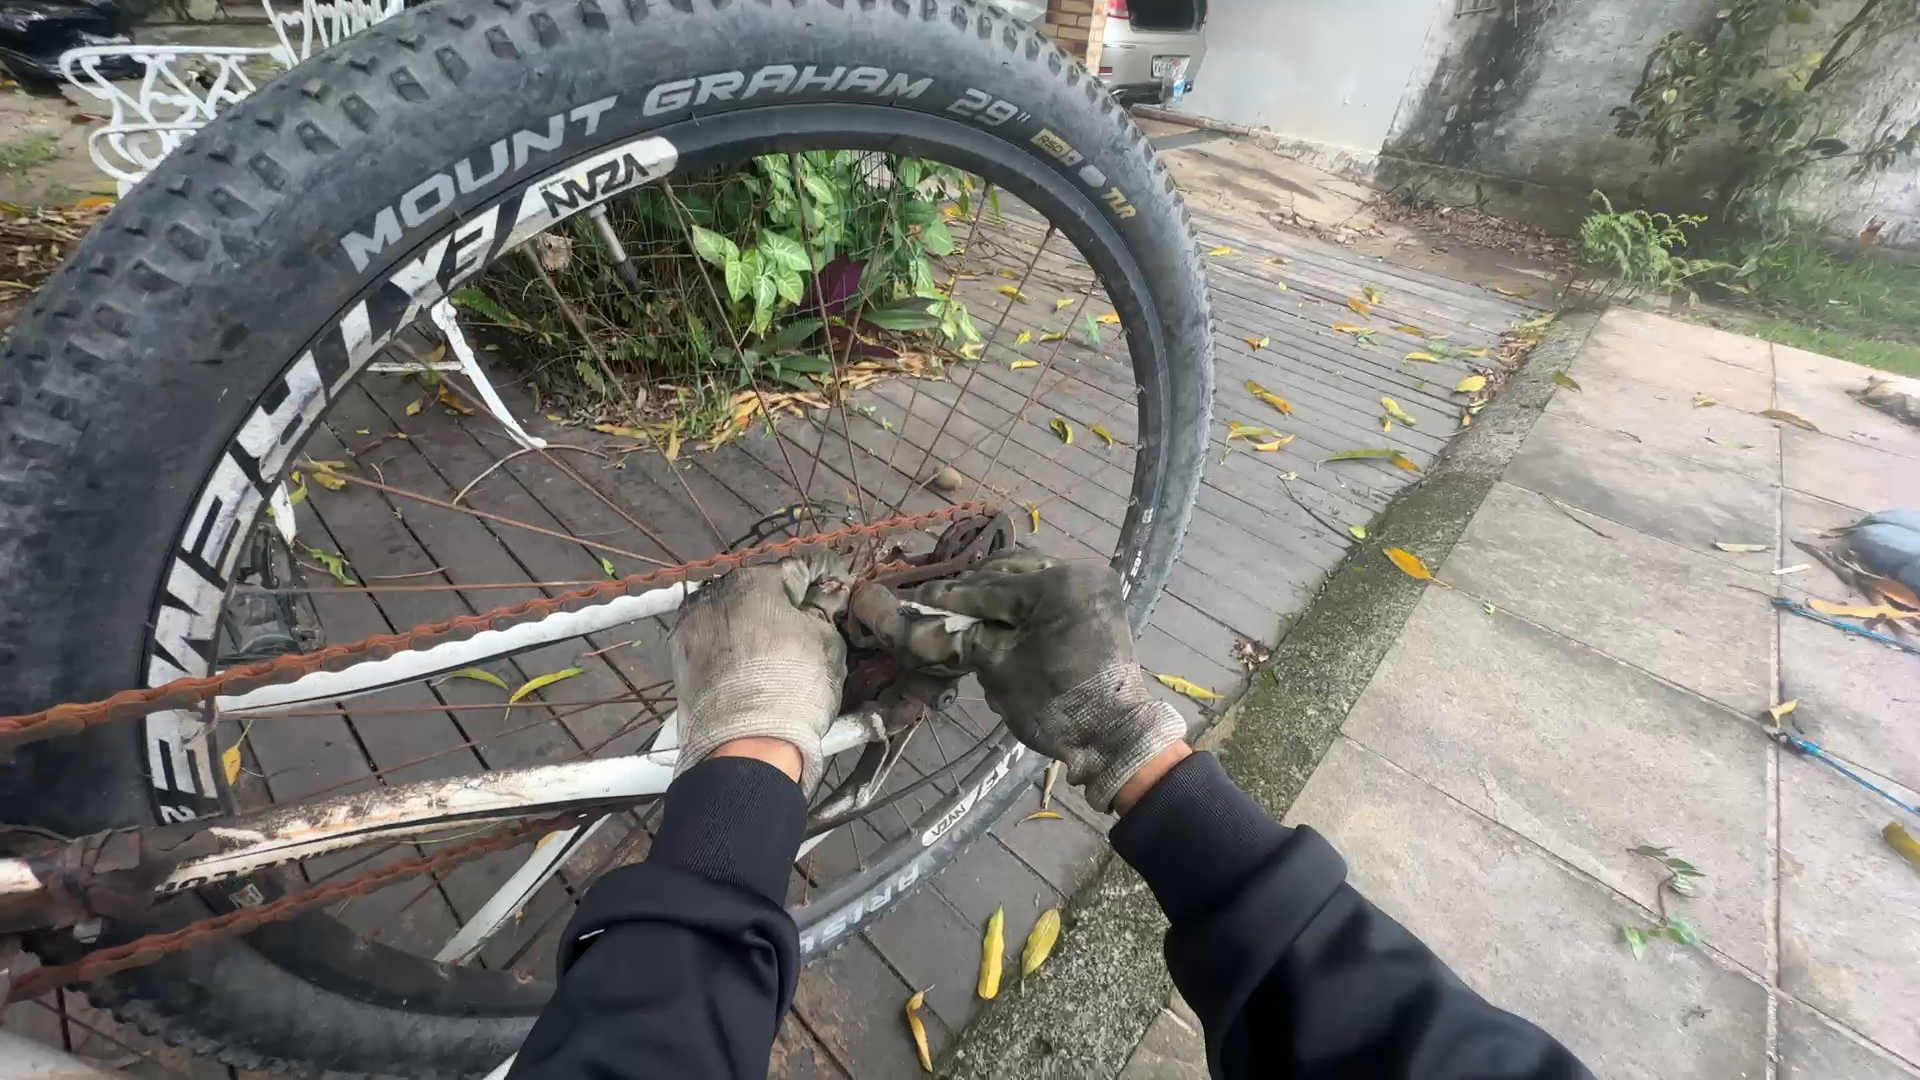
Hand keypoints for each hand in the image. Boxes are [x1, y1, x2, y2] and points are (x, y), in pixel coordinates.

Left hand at [671, 555, 849, 791]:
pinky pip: (716, 643)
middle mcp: (713, 594)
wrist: (745, 748)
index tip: (836, 599)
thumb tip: (829, 591)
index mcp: (752, 579)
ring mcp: (690, 627)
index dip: (822, 585)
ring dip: (756, 626)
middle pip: (759, 592)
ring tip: (780, 653)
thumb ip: (826, 607)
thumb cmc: (795, 685)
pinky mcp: (679, 660)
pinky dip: (734, 650)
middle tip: (809, 628)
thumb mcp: (827, 640)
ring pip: (734, 616)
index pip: (797, 570)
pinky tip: (753, 669)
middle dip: (783, 605)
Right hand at [850, 552, 1185, 811]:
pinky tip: (994, 612)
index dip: (942, 599)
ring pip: (1022, 573)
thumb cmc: (1057, 706)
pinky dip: (1015, 595)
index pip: (983, 588)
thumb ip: (956, 637)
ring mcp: (1087, 581)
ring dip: (990, 590)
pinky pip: (1042, 584)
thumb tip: (910, 620)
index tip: (907, 601)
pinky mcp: (1090, 597)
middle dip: (966, 593)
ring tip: (961, 612)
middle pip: (1002, 572)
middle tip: (931, 609)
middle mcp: (1075, 569)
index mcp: (1055, 583)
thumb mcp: (997, 670)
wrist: (1115, 736)